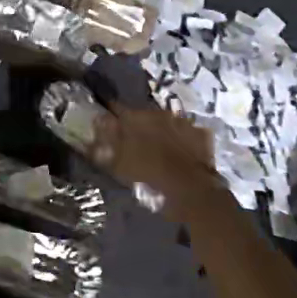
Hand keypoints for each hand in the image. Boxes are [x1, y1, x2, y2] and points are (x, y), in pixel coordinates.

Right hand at [90, 104, 224, 211]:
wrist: (191, 191)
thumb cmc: (148, 177)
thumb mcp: (118, 164)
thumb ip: (104, 143)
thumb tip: (95, 126)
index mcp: (135, 118)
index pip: (115, 107)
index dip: (109, 113)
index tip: (104, 119)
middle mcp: (159, 113)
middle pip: (143, 114)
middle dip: (137, 124)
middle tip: (133, 141)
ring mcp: (183, 121)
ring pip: (166, 122)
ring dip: (161, 131)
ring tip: (159, 149)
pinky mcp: (201, 133)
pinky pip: (187, 132)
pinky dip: (183, 140)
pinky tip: (181, 153)